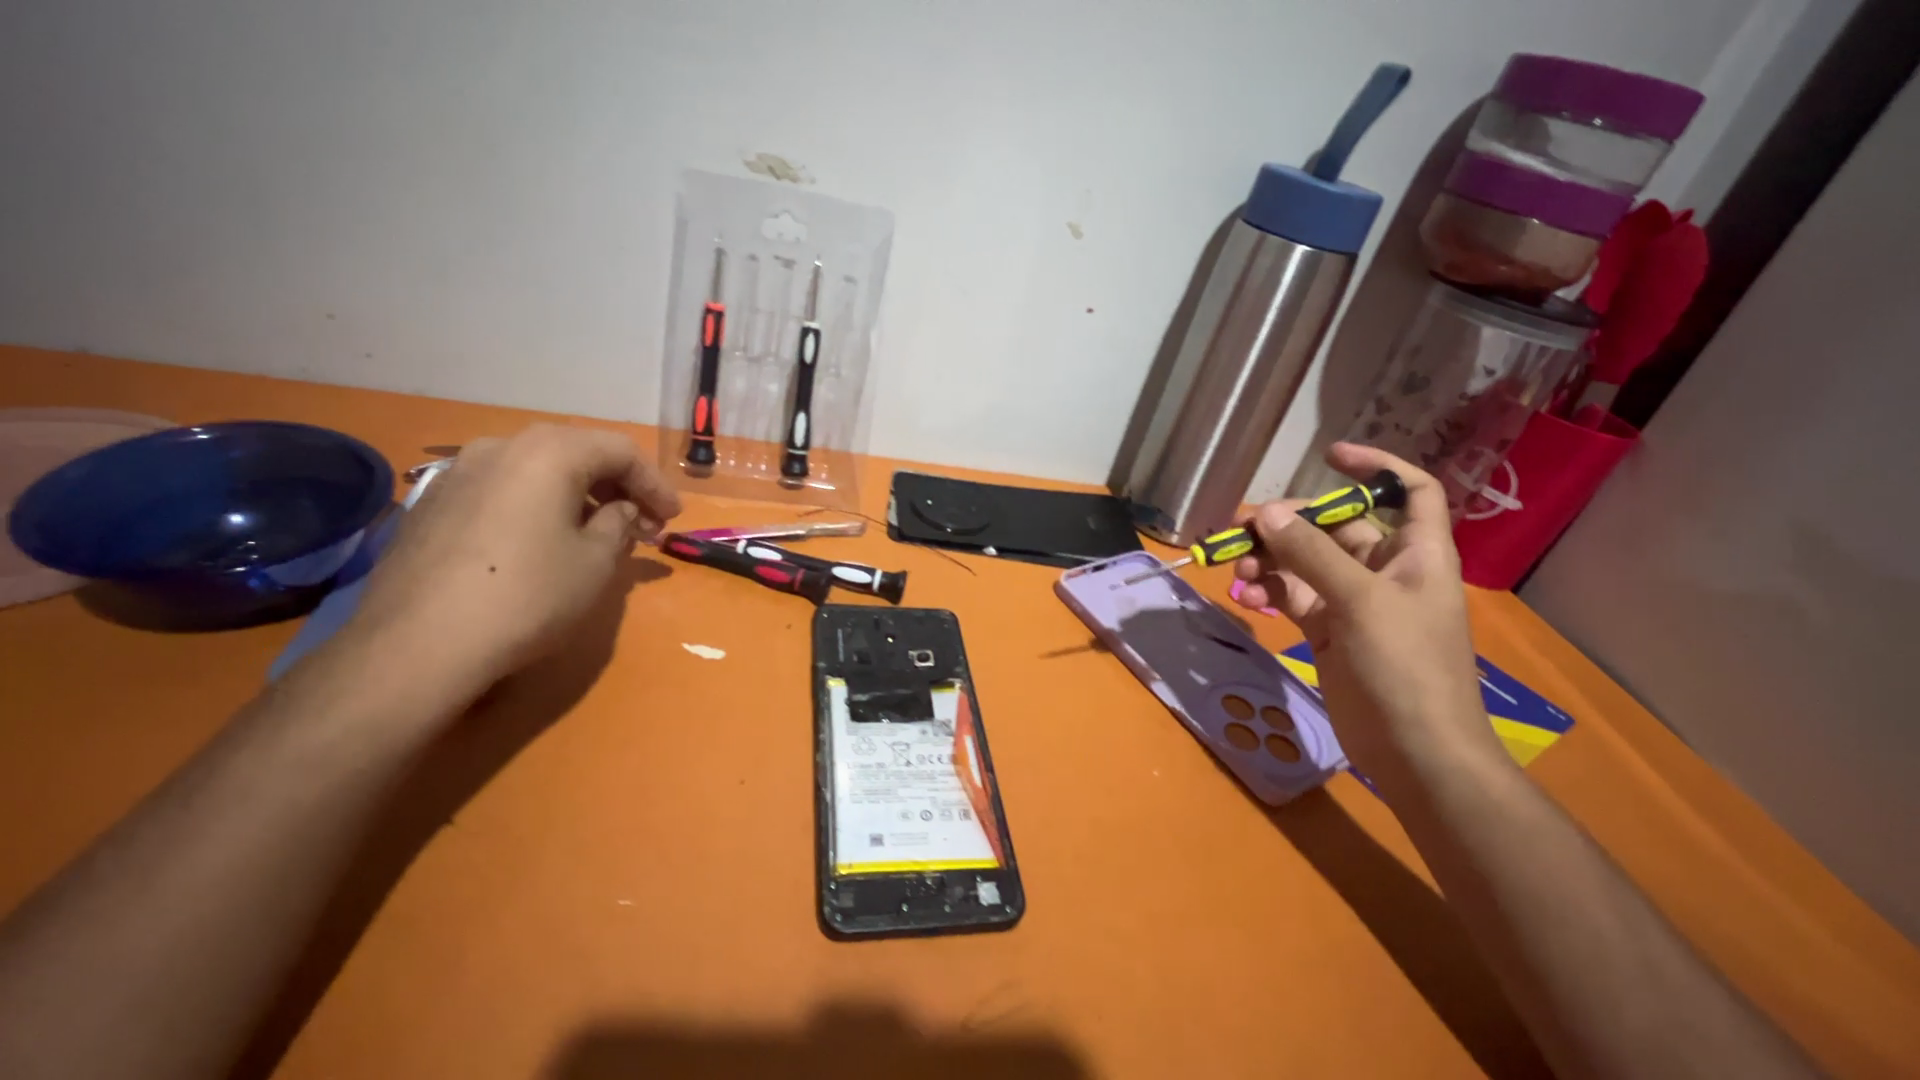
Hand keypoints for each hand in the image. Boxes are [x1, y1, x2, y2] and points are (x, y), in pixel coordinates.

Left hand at [347, 424, 680, 699]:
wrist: (418, 643)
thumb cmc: (528, 596)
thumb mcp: (596, 564)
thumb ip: (618, 524)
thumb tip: (618, 511)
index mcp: (549, 452)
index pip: (620, 451)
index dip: (654, 484)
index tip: (674, 519)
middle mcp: (500, 447)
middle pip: (574, 453)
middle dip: (616, 487)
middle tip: (643, 525)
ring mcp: (458, 473)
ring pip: (533, 471)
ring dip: (574, 497)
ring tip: (594, 535)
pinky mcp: (431, 505)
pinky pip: (500, 492)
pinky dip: (534, 508)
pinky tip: (539, 544)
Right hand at [1232, 443, 1503, 792]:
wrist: (1415, 751)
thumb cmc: (1406, 666)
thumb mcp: (1361, 601)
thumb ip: (1312, 555)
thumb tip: (1269, 513)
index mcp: (1416, 553)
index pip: (1409, 491)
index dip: (1376, 467)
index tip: (1328, 456)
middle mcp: (1385, 571)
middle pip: (1335, 528)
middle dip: (1291, 524)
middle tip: (1243, 527)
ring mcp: (1354, 604)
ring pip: (1305, 564)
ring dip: (1270, 560)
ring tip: (1236, 568)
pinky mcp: (1328, 633)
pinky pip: (1292, 597)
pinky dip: (1268, 592)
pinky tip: (1243, 596)